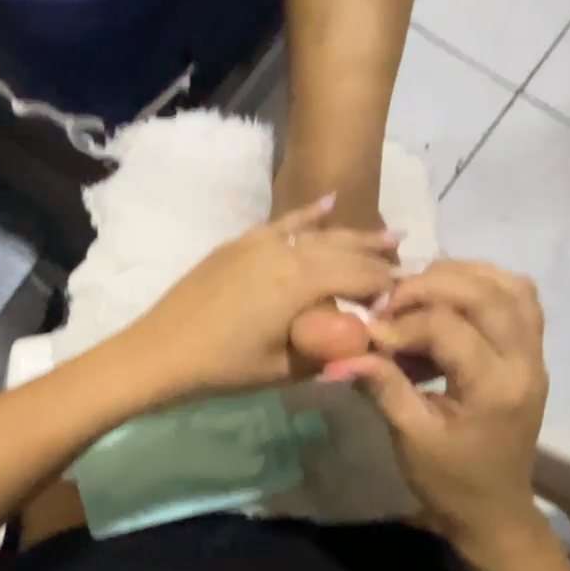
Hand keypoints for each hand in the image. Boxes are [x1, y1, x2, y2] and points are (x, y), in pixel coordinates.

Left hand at [124, 195, 398, 396]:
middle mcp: (284, 251)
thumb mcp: (283, 369)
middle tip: (408, 268)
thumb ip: (327, 348)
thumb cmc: (222, 368)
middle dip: (376, 259)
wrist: (159, 352)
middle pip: (342, 251)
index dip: (388, 288)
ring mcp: (257, 242)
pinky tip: (329, 201)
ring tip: (389, 237)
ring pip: (315, 235)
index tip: (410, 299)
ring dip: (351, 237)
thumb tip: (359, 338)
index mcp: (300, 282)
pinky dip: (307, 215)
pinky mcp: (236, 244)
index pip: (361, 277)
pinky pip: (280, 224)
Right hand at [320, 260, 550, 550]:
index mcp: (495, 387)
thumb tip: (343, 353)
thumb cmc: (449, 480)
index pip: (448, 327)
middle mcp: (525, 362)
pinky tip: (448, 295)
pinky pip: (519, 300)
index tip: (368, 337)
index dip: (402, 324)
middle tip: (388, 302)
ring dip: (460, 276)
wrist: (494, 510)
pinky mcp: (530, 354)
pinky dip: (483, 285)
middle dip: (429, 286)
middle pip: (485, 293)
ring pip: (510, 287)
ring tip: (416, 290)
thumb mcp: (409, 436)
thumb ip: (382, 385)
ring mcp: (534, 355)